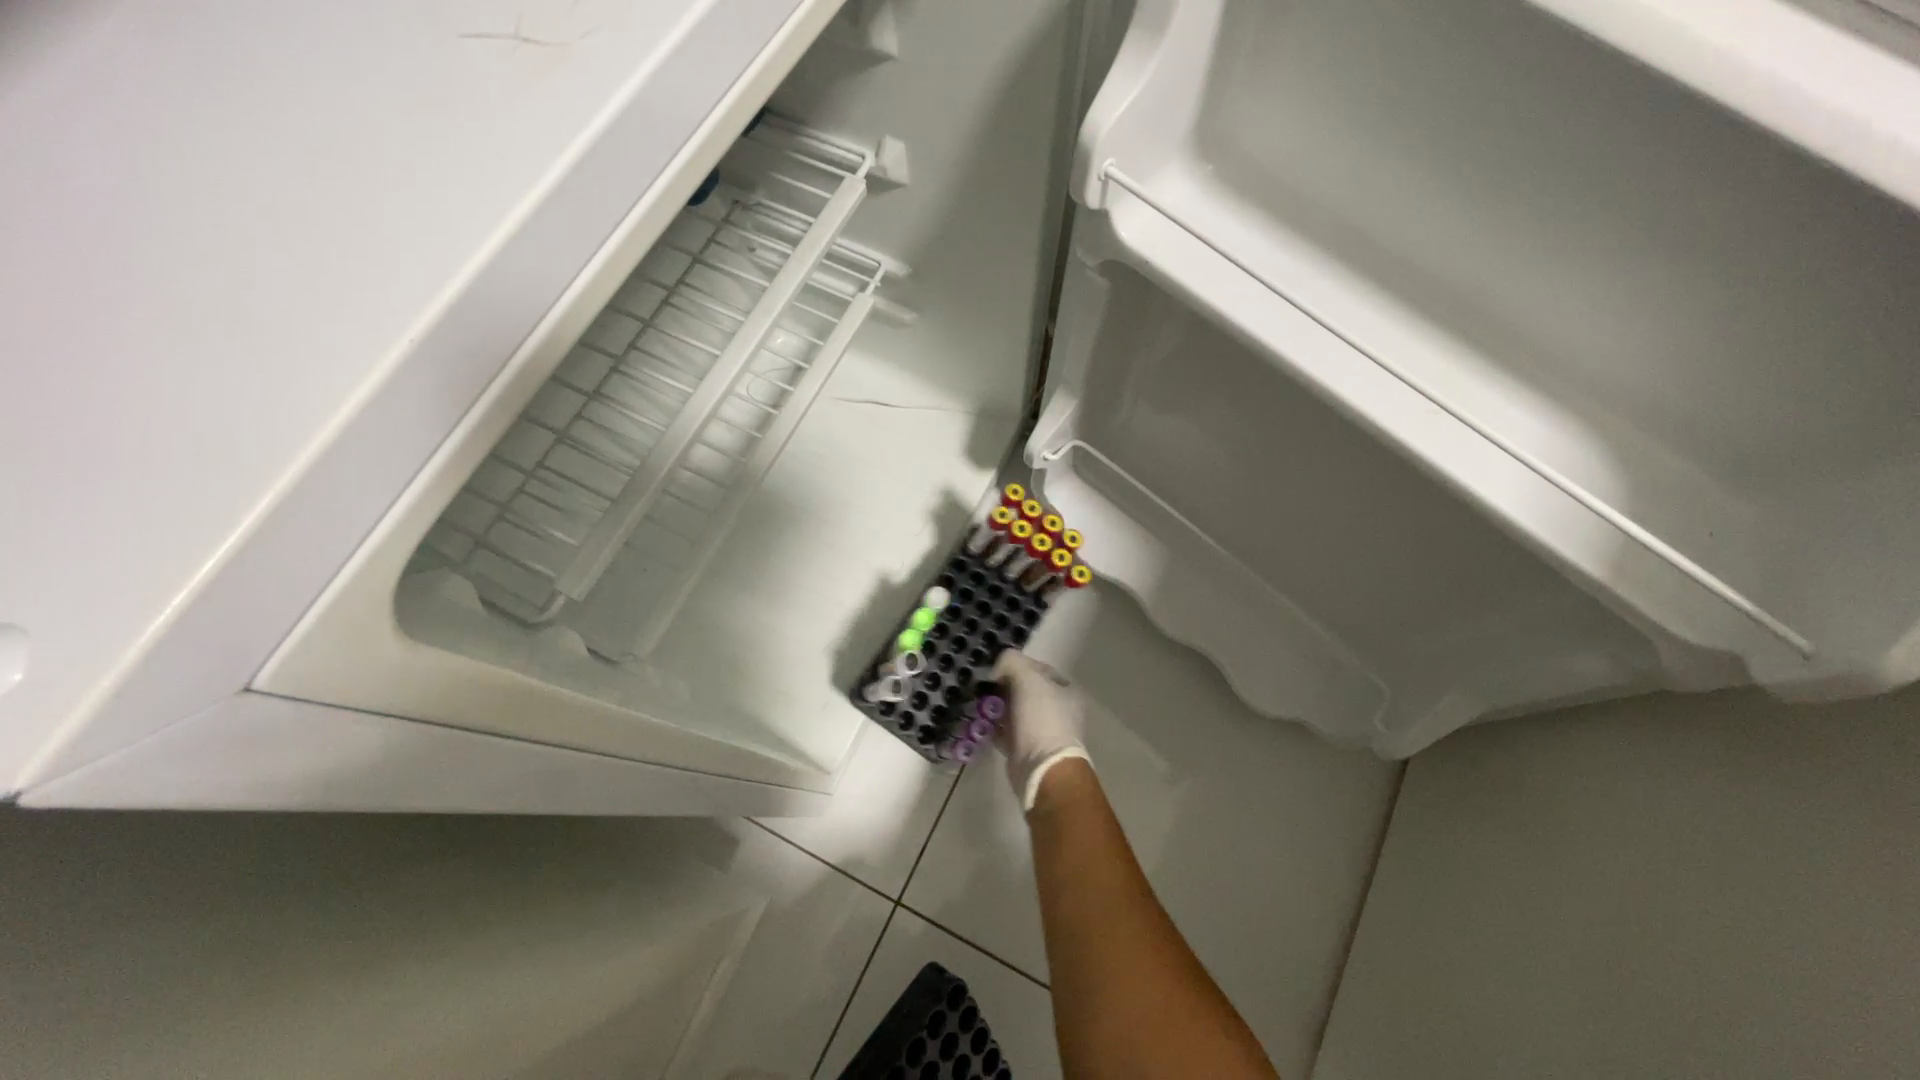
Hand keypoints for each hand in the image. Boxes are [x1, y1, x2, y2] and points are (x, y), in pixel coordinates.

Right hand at [991, 650, 1091, 810]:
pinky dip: (991, 727)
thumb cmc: (1041, 718)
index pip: (1038, 668)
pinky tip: (977, 721)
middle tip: (980, 686)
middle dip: (1001, 687)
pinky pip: (1003, 732)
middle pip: (1023, 690)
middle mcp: (1056, 709)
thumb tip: (996, 668)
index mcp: (1065, 690)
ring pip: (1012, 711)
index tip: (995, 668)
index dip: (1016, 664)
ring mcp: (1040, 731)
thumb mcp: (1028, 678)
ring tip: (974, 702)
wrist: (1042, 768)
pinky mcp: (1024, 749)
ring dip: (994, 707)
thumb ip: (1011, 661)